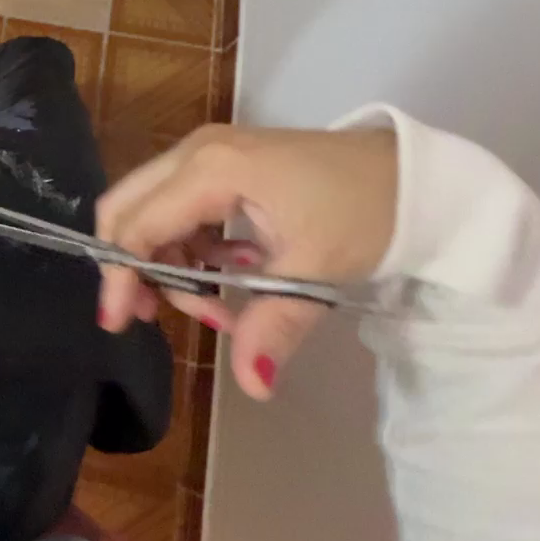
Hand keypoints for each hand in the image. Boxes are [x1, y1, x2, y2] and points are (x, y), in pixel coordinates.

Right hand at [93, 124, 397, 399]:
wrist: (421, 173)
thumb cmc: (371, 211)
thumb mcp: (319, 268)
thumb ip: (274, 324)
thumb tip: (254, 387)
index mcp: (210, 171)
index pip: (138, 226)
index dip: (122, 277)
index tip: (117, 324)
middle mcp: (193, 154)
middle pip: (126, 209)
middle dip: (131, 266)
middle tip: (152, 314)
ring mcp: (204, 154)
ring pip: (150, 212)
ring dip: (168, 264)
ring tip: (219, 308)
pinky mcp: (218, 165)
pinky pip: (177, 209)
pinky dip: (190, 248)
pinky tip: (232, 274)